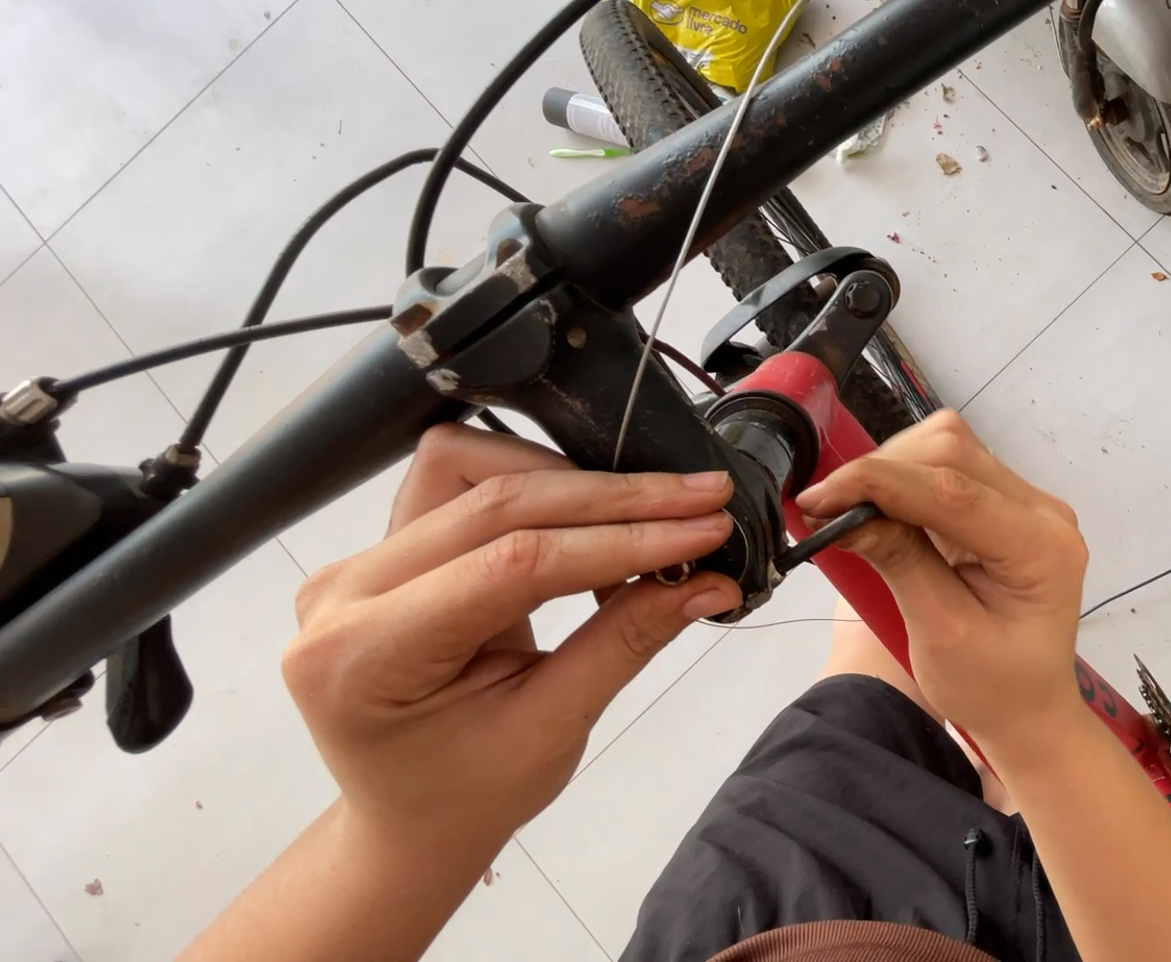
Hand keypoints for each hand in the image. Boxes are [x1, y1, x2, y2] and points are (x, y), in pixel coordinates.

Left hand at [281, 423, 742, 859]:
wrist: (412, 812)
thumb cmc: (473, 791)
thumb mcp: (556, 727)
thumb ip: (629, 639)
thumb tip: (713, 581)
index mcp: (365, 655)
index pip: (516, 561)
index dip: (623, 539)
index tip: (708, 528)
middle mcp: (348, 590)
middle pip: (502, 501)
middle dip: (618, 498)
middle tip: (706, 501)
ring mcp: (365, 558)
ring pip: (480, 467)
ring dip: (578, 479)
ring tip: (653, 512)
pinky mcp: (394, 541)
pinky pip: (468, 474)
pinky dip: (544, 480)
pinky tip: (594, 514)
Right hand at [794, 411, 1087, 747]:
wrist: (1029, 707)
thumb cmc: (991, 688)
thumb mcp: (940, 634)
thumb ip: (900, 562)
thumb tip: (843, 513)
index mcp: (1041, 547)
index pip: (952, 491)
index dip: (877, 483)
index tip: (816, 500)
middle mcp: (1043, 511)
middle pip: (953, 452)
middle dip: (882, 470)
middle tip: (826, 508)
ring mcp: (1028, 502)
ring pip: (950, 447)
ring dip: (892, 467)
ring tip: (849, 507)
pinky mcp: (1007, 502)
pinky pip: (952, 465)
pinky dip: (906, 476)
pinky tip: (879, 504)